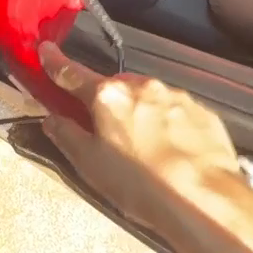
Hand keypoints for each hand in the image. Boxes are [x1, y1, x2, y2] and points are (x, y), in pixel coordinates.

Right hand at [37, 42, 241, 235]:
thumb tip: (53, 118)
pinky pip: (176, 113)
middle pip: (114, 87)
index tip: (45, 50)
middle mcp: (142, 86)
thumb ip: (66, 135)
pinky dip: (168, 125)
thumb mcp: (88, 164)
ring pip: (147, 98)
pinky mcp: (205, 114)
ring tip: (145, 148)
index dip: (55, 63)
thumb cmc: (139, 184)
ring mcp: (177, 97)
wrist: (207, 202)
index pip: (72, 73)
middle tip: (105, 130)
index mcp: (108, 94)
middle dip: (106, 101)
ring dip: (139, 113)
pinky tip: (172, 152)